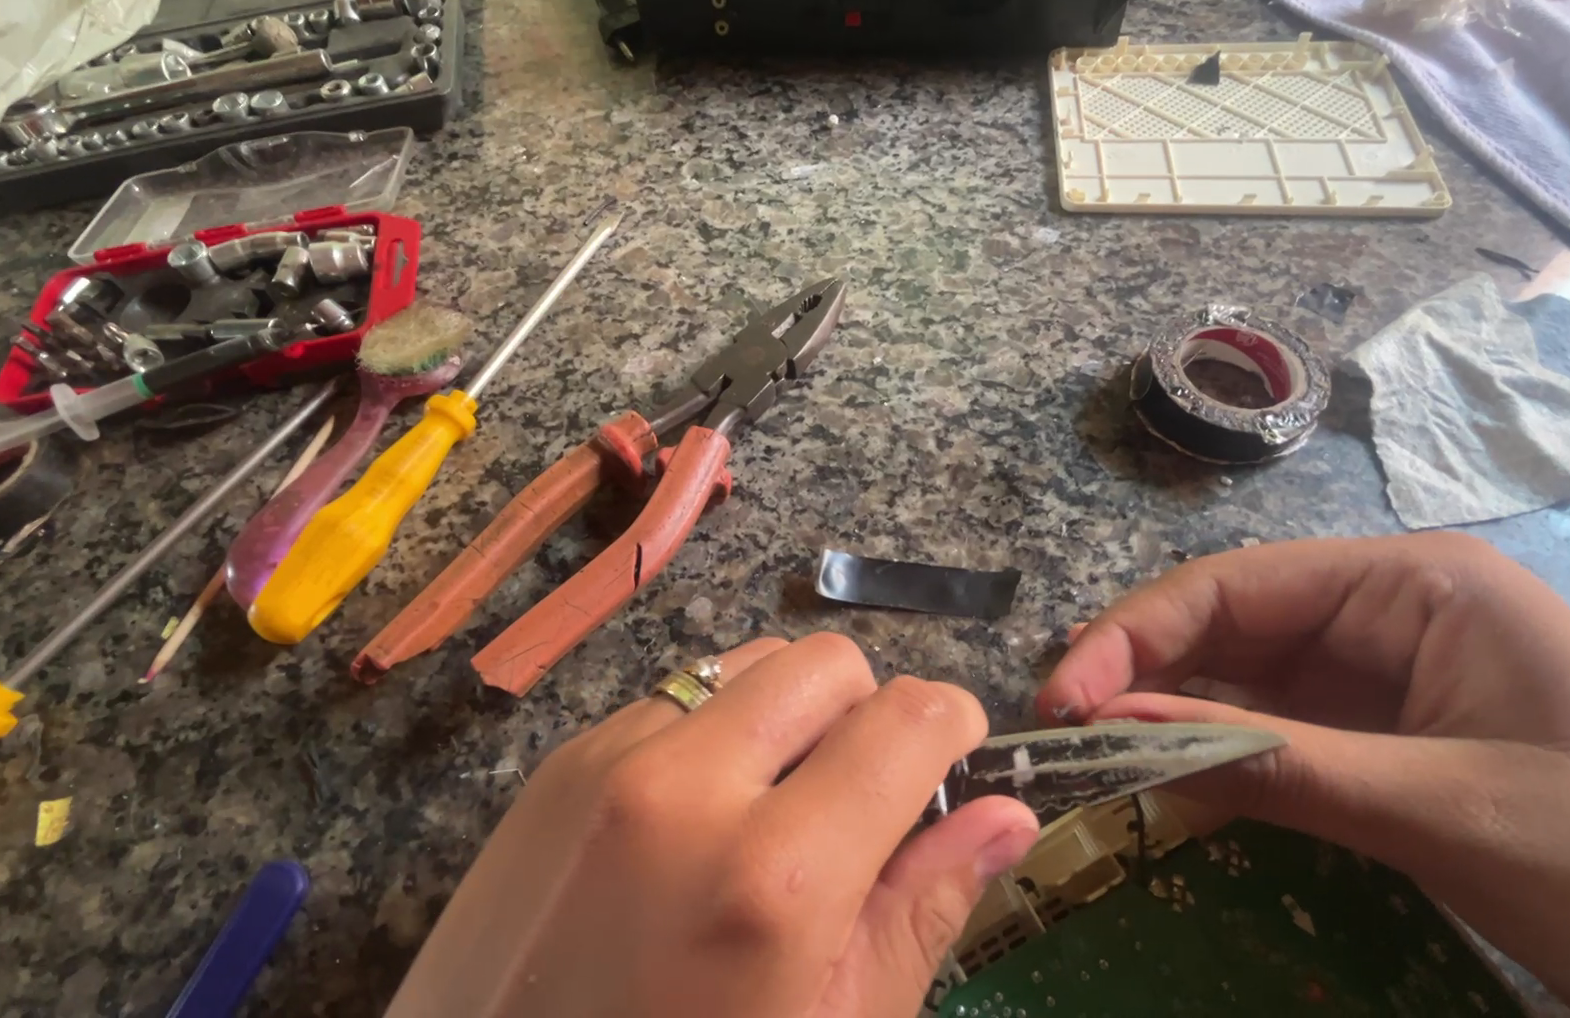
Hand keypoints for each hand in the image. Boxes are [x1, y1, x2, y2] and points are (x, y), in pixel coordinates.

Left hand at [388, 634, 1038, 1017]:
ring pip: (748, 663)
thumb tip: (1006, 815)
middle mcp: (687, 786)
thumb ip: (923, 908)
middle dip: (864, 708)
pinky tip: (694, 813)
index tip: (953, 754)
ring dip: (787, 712)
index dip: (951, 725)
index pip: (904, 720)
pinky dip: (713, 730)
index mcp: (773, 875)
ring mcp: (611, 758)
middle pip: (825, 662)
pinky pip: (675, 695)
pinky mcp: (563, 758)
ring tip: (772, 800)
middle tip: (856, 791)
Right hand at [1038, 533, 1569, 1017]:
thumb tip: (1115, 730)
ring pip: (1230, 680)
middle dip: (1136, 673)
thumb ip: (1270, 764)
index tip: (1066, 695)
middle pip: (1219, 627)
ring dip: (1159, 716)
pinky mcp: (1369, 736)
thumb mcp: (1448, 813)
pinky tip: (1156, 778)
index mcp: (1411, 584)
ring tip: (1087, 753)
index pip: (1231, 586)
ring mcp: (1372, 676)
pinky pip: (1261, 732)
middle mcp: (1379, 613)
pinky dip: (1205, 757)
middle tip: (1061, 729)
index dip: (1134, 634)